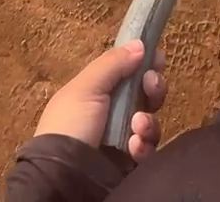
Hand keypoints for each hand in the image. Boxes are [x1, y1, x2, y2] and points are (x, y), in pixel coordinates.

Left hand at [34, 40, 167, 159]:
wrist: (63, 177)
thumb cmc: (70, 124)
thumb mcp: (86, 87)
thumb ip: (113, 63)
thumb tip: (140, 43)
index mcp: (99, 91)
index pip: (128, 71)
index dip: (145, 63)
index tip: (157, 58)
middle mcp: (113, 112)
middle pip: (145, 93)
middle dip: (153, 86)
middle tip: (150, 85)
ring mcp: (123, 137)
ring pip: (150, 120)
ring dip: (148, 119)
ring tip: (137, 125)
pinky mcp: (130, 161)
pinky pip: (148, 149)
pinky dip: (145, 145)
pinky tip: (134, 145)